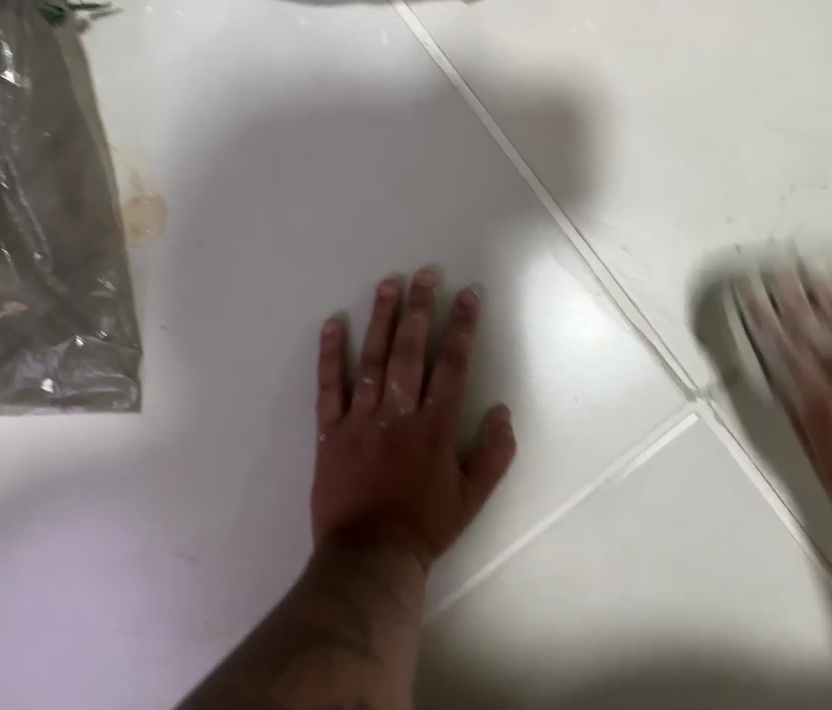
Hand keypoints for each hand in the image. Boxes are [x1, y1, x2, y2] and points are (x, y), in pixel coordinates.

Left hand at [312, 268, 517, 571]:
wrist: (369, 557)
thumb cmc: (425, 526)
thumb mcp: (472, 497)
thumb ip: (494, 453)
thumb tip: (503, 411)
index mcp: (435, 426)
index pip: (452, 365)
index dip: (462, 327)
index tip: (467, 295)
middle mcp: (399, 413)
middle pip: (411, 350)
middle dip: (420, 308)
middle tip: (425, 274)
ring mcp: (361, 419)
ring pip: (372, 359)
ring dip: (381, 318)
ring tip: (388, 284)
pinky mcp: (330, 431)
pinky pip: (329, 386)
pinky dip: (330, 354)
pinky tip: (333, 323)